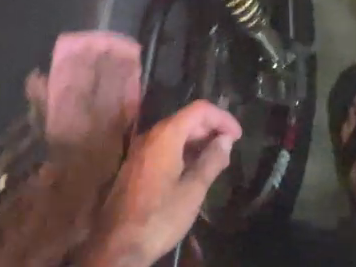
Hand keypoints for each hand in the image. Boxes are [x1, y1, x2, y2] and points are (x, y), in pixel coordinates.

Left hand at [80, 101, 241, 266]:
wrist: (117, 246)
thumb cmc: (159, 216)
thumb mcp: (192, 190)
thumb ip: (211, 160)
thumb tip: (226, 140)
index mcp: (166, 135)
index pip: (199, 110)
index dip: (222, 118)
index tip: (238, 136)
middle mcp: (151, 135)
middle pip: (186, 119)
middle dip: (210, 128)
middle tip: (230, 147)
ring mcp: (140, 150)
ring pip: (174, 133)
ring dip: (197, 141)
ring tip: (215, 158)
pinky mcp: (135, 166)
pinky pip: (163, 147)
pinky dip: (182, 151)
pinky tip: (192, 169)